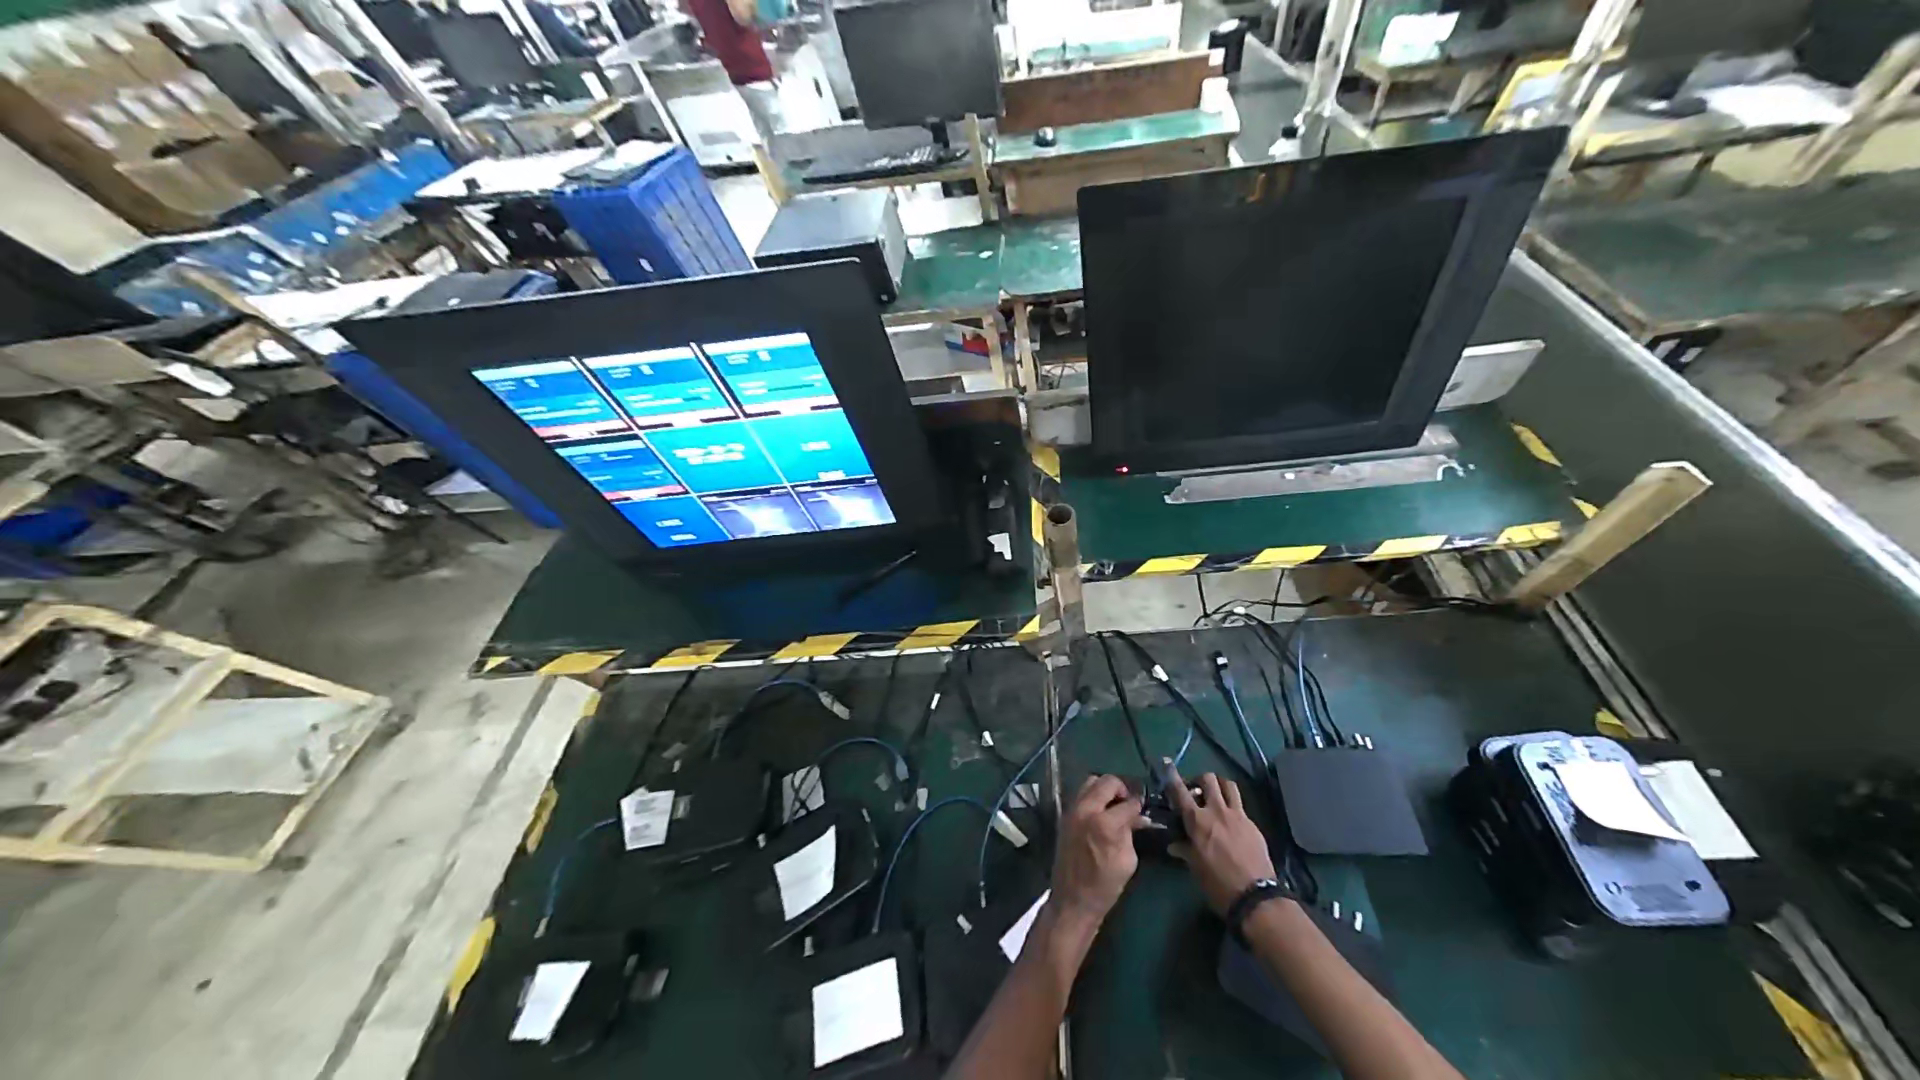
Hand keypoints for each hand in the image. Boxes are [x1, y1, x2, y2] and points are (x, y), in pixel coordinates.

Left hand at [1051, 774, 1147, 921]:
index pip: (1127, 802)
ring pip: (1090, 782)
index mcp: (1104, 823)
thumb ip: (1131, 831)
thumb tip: (1138, 816)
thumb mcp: (1128, 859)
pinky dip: (1093, 796)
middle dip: (1121, 789)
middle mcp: (1085, 809)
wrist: (1073, 899)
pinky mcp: (1064, 816)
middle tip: (1128, 803)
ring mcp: (1071, 810)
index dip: (1138, 804)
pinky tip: (1101, 812)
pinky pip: (1080, 795)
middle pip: (1106, 781)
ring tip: (1114, 806)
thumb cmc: (1105, 884)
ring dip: (1104, 789)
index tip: (1143, 809)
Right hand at [1166, 762, 1277, 914]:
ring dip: (1219, 785)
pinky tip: (1230, 820)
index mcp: (1197, 820)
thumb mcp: (1196, 867)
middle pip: (1208, 779)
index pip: (1180, 791)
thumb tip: (1174, 845)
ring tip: (1215, 795)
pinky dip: (1233, 805)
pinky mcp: (1252, 824)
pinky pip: (1241, 805)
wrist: (1255, 896)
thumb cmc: (1218, 883)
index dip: (1172, 775)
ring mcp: (1237, 815)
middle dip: (1200, 780)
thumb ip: (1185, 850)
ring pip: (1228, 785)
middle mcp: (1216, 810)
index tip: (1166, 764)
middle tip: (1196, 791)